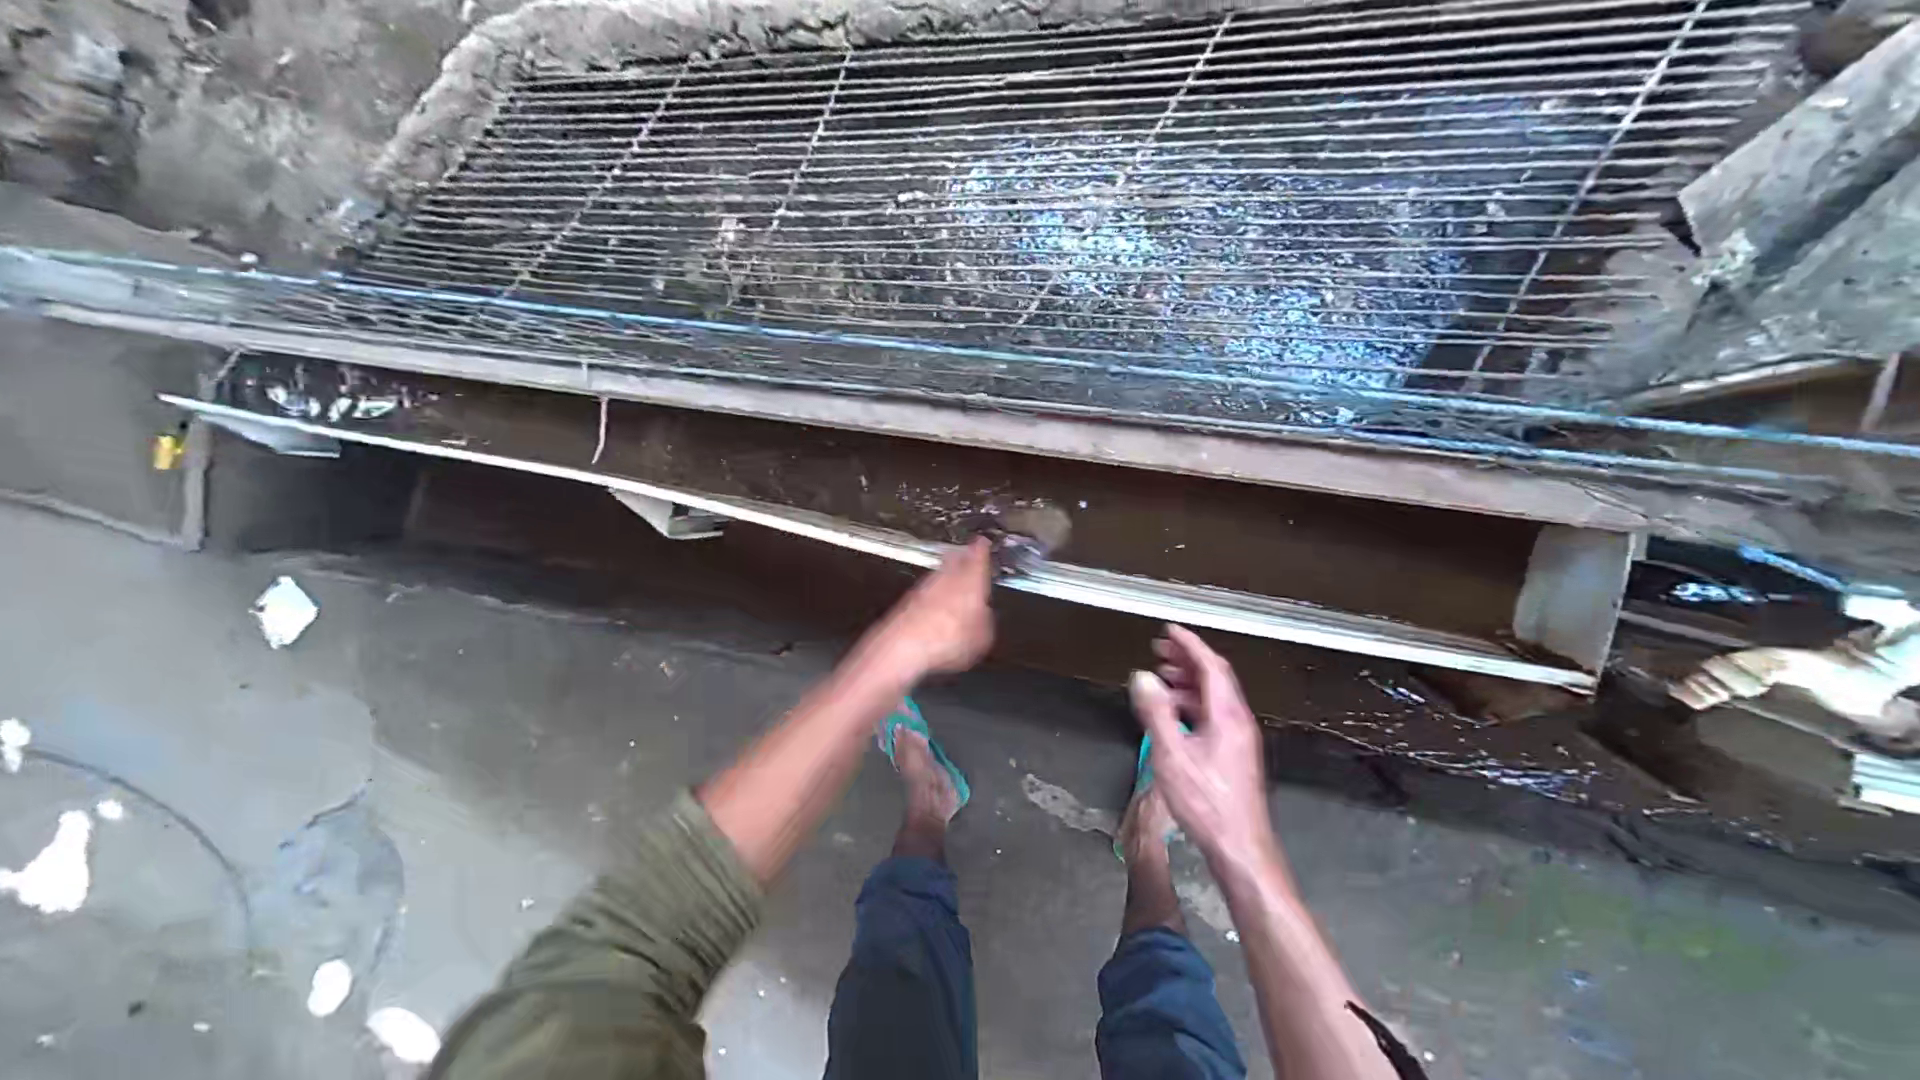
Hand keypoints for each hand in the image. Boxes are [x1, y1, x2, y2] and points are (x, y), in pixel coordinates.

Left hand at [869, 538, 995, 676]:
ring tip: (954, 582)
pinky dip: (934, 593)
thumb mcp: (983, 636)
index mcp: (971, 578)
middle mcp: (947, 577)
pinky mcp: (910, 601)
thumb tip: (986, 619)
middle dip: (963, 557)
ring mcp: (926, 587)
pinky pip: (927, 591)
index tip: (983, 543)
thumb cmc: (946, 637)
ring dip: (947, 575)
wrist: (905, 645)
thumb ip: (986, 620)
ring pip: (940, 574)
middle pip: (956, 559)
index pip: (978, 555)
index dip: (982, 548)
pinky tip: (937, 606)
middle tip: (969, 555)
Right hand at [1131, 625, 1277, 870]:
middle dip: (1187, 658)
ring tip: (1162, 677)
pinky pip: (1213, 713)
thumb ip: (1156, 712)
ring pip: (1214, 696)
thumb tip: (1142, 678)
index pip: (1210, 666)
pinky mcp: (1234, 752)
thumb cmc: (1208, 804)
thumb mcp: (1172, 754)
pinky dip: (1192, 702)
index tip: (1170, 630)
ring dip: (1188, 681)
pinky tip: (1174, 712)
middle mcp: (1237, 721)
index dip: (1189, 644)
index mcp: (1227, 715)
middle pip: (1215, 677)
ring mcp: (1239, 737)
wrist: (1239, 845)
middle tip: (1161, 648)